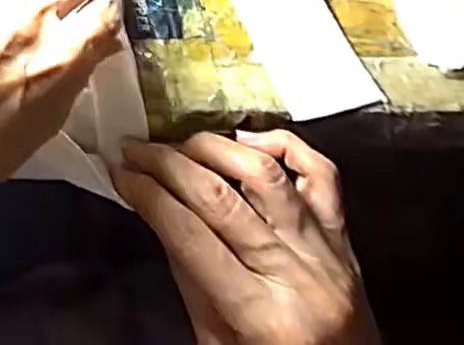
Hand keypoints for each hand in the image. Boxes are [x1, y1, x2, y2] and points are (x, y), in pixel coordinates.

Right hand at [112, 131, 378, 344]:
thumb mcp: (211, 332)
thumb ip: (184, 263)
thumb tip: (146, 198)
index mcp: (264, 316)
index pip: (185, 229)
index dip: (142, 190)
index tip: (117, 171)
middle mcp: (300, 278)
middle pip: (216, 194)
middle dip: (162, 161)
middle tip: (133, 149)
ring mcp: (329, 254)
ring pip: (263, 171)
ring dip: (208, 145)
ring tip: (178, 143)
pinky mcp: (345, 238)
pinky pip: (322, 173)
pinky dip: (282, 144)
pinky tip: (245, 139)